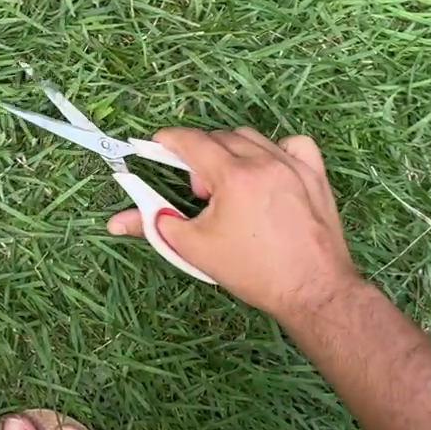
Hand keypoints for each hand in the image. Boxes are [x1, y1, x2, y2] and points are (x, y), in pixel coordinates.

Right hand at [107, 128, 360, 322]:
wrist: (315, 292)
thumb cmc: (251, 271)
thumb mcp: (193, 247)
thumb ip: (152, 224)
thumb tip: (114, 222)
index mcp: (234, 176)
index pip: (191, 141)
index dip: (167, 140)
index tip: (154, 146)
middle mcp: (265, 162)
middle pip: (218, 137)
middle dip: (198, 154)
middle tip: (198, 190)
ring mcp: (295, 166)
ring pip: (250, 137)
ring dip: (229, 151)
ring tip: (228, 185)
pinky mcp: (316, 177)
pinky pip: (294, 144)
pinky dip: (275, 150)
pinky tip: (267, 172)